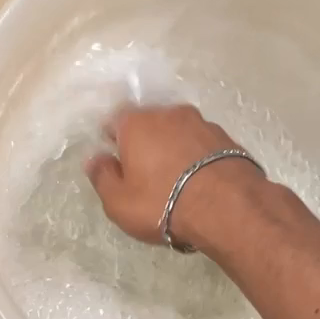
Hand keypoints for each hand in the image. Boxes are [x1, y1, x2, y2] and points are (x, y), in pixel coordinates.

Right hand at [83, 104, 277, 251]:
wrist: (224, 205)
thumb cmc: (161, 203)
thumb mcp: (118, 201)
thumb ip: (102, 177)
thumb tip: (94, 158)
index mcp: (136, 124)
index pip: (115, 119)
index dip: (111, 138)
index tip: (113, 159)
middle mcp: (168, 113)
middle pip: (148, 122)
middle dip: (142, 142)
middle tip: (141, 172)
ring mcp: (200, 121)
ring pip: (175, 131)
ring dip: (170, 148)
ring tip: (171, 178)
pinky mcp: (224, 137)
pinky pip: (198, 143)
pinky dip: (192, 156)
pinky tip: (194, 179)